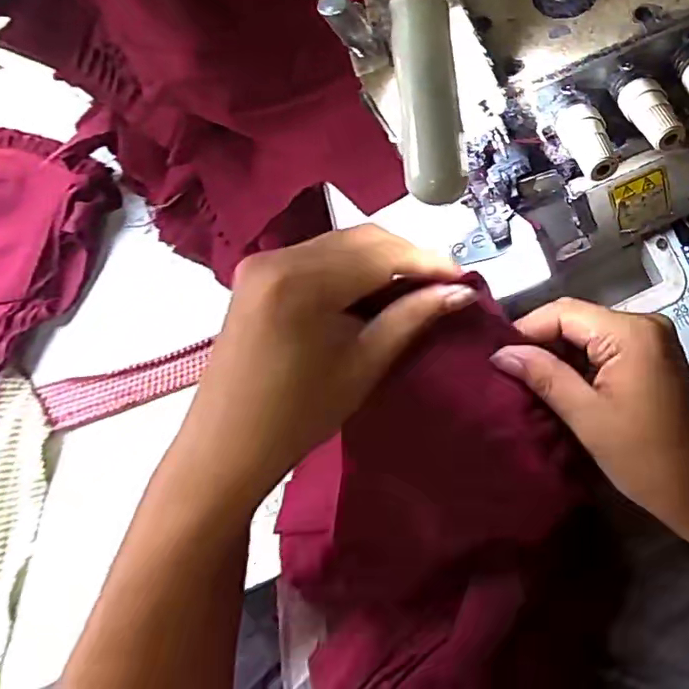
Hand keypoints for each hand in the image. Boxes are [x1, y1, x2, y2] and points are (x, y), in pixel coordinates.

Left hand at [172, 225, 468, 517]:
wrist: (224, 450)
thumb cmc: (298, 415)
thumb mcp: (366, 363)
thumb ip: (414, 316)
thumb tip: (461, 291)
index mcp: (302, 281)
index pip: (383, 253)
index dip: (429, 262)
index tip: (464, 278)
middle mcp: (279, 258)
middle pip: (363, 239)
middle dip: (409, 256)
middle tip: (444, 284)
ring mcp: (264, 262)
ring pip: (344, 242)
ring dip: (384, 258)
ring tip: (417, 286)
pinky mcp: (259, 273)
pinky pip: (322, 253)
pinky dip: (355, 264)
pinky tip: (375, 286)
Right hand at [490, 298, 688, 544]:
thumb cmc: (647, 459)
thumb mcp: (588, 418)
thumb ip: (545, 377)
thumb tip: (501, 353)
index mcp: (630, 331)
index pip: (564, 311)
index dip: (526, 330)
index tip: (494, 357)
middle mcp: (644, 322)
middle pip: (577, 318)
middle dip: (541, 342)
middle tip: (505, 371)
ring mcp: (652, 337)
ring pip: (589, 333)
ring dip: (559, 353)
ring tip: (524, 379)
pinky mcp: (654, 355)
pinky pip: (607, 346)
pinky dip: (582, 362)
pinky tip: (558, 384)